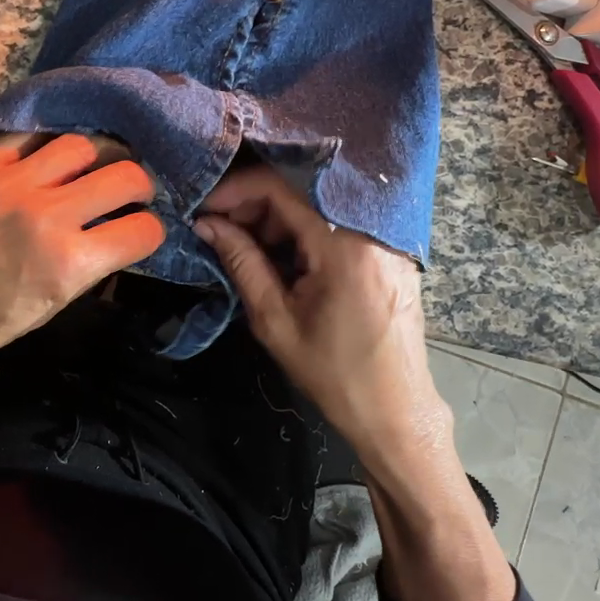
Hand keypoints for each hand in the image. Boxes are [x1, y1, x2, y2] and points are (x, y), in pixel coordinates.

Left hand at [0, 133, 164, 383]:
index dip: (150, 232)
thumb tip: (115, 239)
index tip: (141, 232)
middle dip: (138, 185)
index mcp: (66, 265)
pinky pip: (28, 139)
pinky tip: (46, 161)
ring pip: (80, 143)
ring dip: (97, 157)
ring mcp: (9, 183)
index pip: (142, 230)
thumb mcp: (42, 311)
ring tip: (91, 168)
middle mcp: (45, 215)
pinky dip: (45, 148)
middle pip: (124, 174)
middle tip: (129, 192)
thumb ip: (84, 269)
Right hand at [193, 165, 448, 459]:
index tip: (204, 208)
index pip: (279, 189)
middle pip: (300, 191)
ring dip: (276, 219)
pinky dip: (303, 231)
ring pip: (317, 204)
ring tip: (249, 250)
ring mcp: (387, 239)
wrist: (395, 411)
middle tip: (220, 231)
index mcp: (343, 247)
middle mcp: (371, 230)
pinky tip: (284, 258)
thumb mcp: (273, 319)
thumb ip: (240, 261)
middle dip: (252, 206)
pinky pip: (337, 223)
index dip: (235, 190)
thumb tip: (206, 223)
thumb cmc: (331, 373)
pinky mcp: (391, 251)